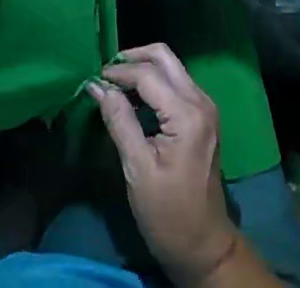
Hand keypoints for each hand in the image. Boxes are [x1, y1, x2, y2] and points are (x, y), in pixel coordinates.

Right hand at [88, 44, 240, 285]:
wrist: (203, 242)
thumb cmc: (167, 211)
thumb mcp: (137, 168)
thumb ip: (119, 121)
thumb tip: (98, 87)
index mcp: (187, 113)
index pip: (148, 74)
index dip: (119, 72)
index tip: (94, 79)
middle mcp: (201, 100)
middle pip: (166, 57)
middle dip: (134, 58)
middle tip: (106, 72)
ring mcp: (205, 106)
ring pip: (172, 67)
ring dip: (144, 68)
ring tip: (115, 83)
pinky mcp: (203, 116)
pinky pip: (177, 83)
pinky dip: (155, 82)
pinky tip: (134, 97)